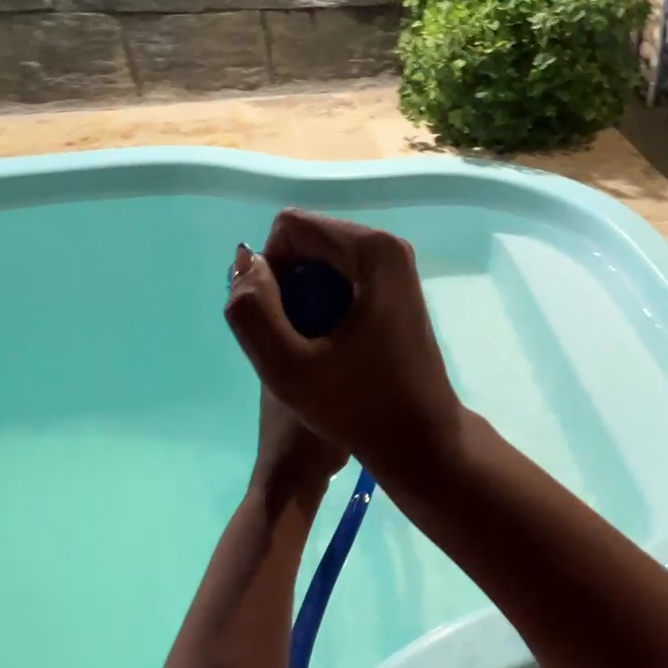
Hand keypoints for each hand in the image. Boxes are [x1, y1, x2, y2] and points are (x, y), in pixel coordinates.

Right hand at [224, 210, 468, 481]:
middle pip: (307, 241)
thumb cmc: (359, 408)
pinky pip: (339, 276)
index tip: (285, 326)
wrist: (422, 440)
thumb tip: (246, 261)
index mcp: (372, 250)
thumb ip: (252, 311)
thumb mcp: (287, 369)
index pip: (290, 228)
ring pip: (320, 260)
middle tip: (299, 342)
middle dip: (288, 286)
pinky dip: (324, 305)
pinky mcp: (396, 285)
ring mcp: (396, 265)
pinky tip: (331, 346)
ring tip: (315, 348)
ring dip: (303, 300)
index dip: (271, 275)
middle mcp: (389, 244)